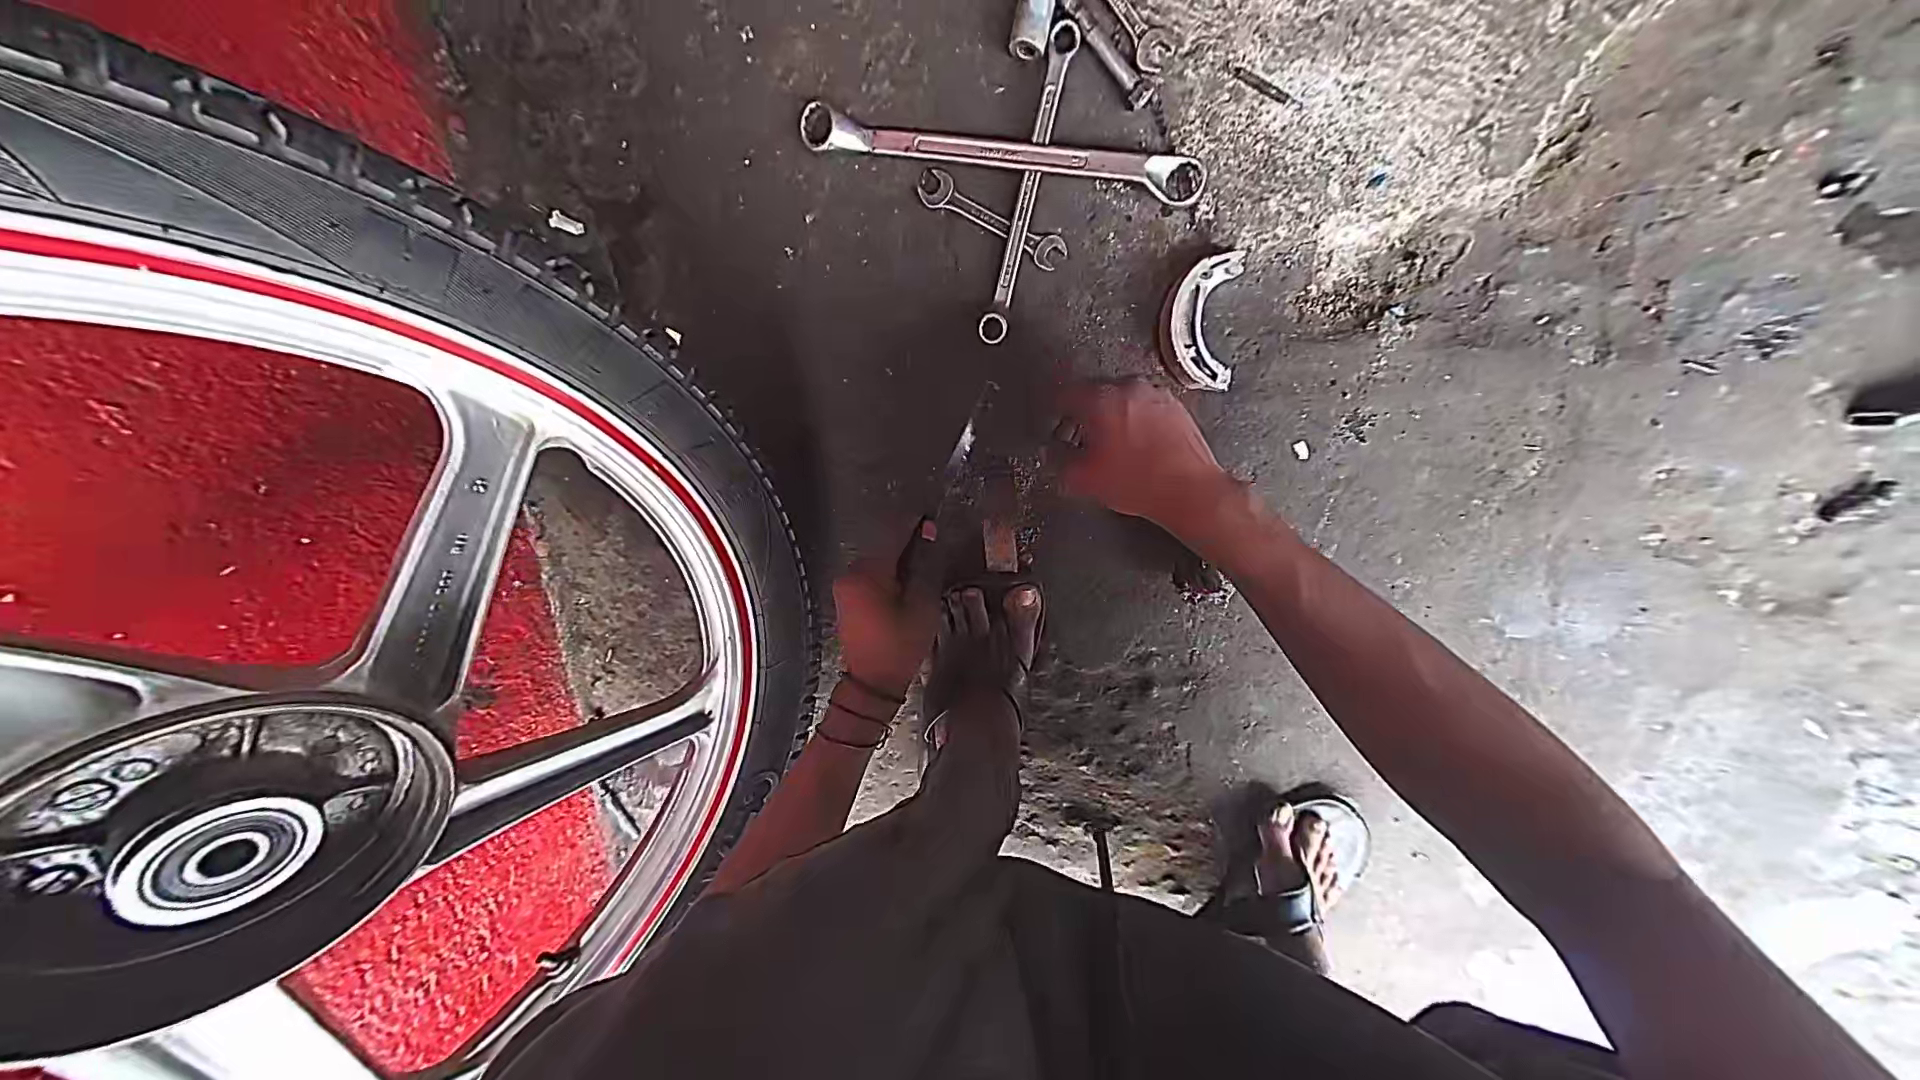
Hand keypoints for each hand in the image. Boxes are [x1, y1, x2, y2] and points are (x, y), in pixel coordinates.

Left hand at [832, 520, 940, 696]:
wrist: (873, 683)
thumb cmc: (898, 648)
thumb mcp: (923, 603)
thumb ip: (925, 565)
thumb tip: (928, 536)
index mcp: (867, 573)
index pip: (893, 534)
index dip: (915, 526)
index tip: (930, 521)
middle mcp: (850, 575)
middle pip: (884, 547)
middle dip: (908, 549)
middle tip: (931, 556)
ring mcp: (846, 587)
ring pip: (878, 563)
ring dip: (899, 565)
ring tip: (920, 581)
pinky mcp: (847, 599)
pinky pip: (871, 578)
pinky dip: (888, 579)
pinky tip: (904, 593)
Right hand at [1054, 379, 1235, 530]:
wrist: (1188, 490)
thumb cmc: (1141, 483)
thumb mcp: (1084, 479)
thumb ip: (1059, 460)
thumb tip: (1051, 452)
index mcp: (1101, 400)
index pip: (1066, 394)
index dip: (1055, 411)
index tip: (1055, 421)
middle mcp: (1129, 389)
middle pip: (1095, 393)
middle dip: (1085, 415)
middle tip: (1081, 438)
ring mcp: (1155, 395)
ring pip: (1122, 399)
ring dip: (1113, 416)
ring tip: (1111, 446)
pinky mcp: (1175, 407)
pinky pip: (1145, 408)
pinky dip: (1136, 421)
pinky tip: (1136, 446)